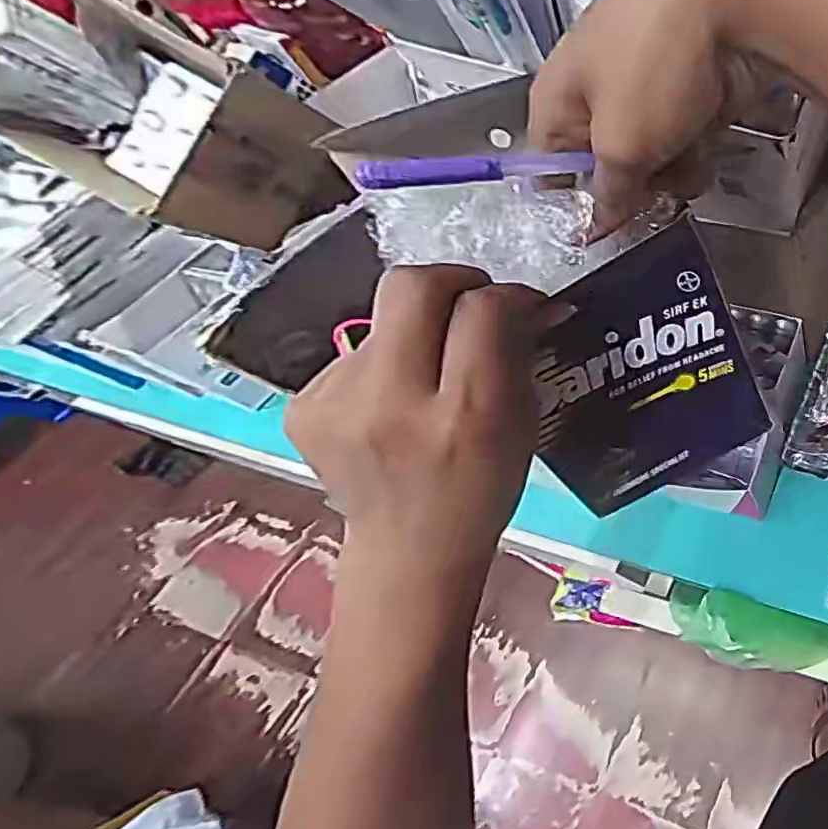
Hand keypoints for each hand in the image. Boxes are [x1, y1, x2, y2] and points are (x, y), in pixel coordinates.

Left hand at [285, 266, 564, 578]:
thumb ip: (518, 359)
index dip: (510, 294)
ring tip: (432, 376)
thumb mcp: (520, 426)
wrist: (412, 549)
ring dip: (419, 332)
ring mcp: (336, 402)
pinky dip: (387, 365)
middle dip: (453, 279)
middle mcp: (393, 400)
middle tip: (474, 297)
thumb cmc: (483, 491)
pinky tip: (394, 404)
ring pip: (383, 321)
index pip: (482, 311)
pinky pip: (356, 355)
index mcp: (465, 413)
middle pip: (412, 286)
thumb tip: (524, 305)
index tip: (524, 303)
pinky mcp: (303, 406)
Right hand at [529, 0, 770, 229]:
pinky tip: (705, 149)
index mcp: (558, 101)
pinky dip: (693, 156)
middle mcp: (596, 100)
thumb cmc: (654, 67)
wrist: (729, 3)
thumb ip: (609, 192)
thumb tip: (599, 223)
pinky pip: (680, 149)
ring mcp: (643, 99)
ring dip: (670, 176)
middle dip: (634, 190)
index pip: (550, 168)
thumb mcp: (622, 144)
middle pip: (607, 173)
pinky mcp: (684, 102)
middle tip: (654, 193)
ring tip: (686, 159)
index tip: (601, 232)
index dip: (574, 204)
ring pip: (649, 167)